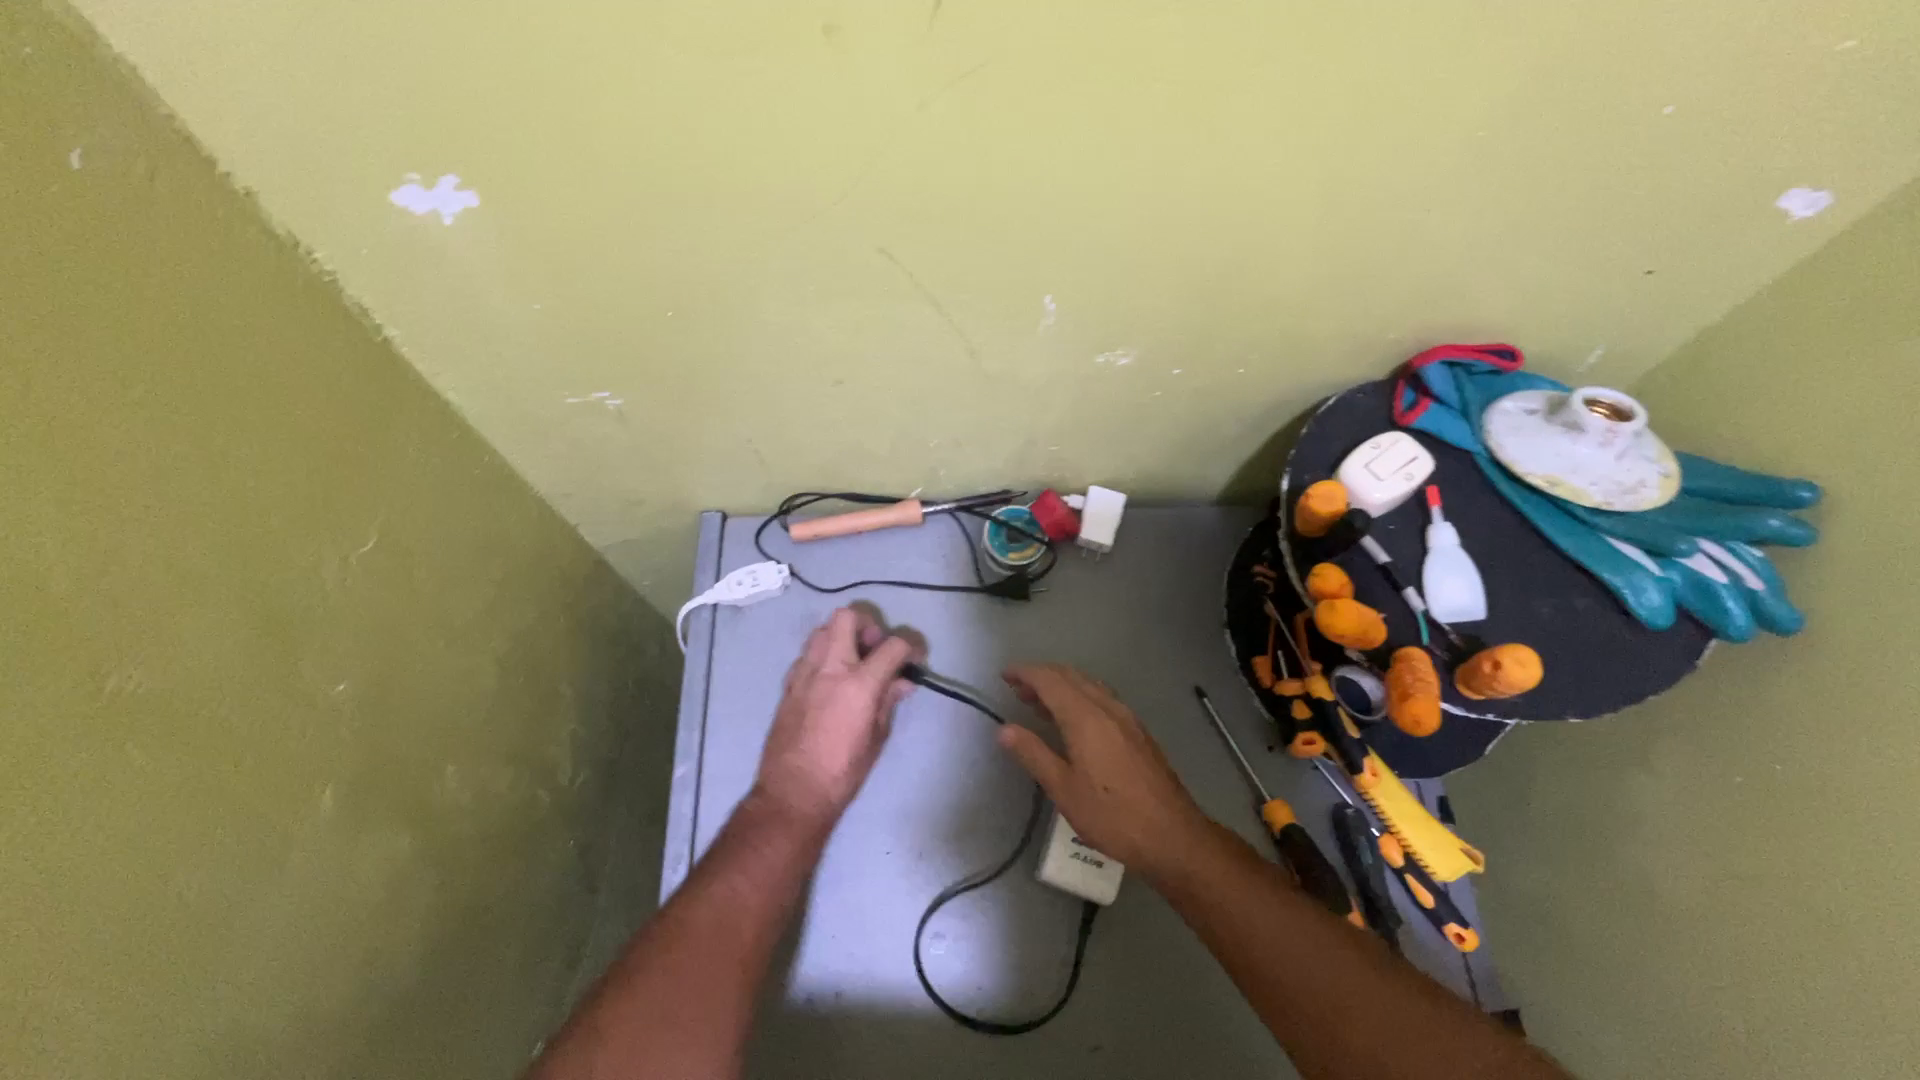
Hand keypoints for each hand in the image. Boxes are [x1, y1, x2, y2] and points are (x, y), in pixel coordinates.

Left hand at [753, 608, 917, 825]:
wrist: (792, 792)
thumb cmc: (842, 771)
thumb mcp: (877, 737)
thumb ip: (888, 701)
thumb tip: (902, 682)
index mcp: (858, 682)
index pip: (893, 644)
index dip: (911, 646)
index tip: (915, 658)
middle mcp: (829, 667)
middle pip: (848, 616)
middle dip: (868, 625)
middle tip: (876, 650)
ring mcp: (804, 672)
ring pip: (823, 629)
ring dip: (842, 636)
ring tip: (853, 663)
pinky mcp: (788, 683)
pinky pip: (808, 653)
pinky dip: (824, 656)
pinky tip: (831, 682)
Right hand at [996, 665, 1212, 882]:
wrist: (1172, 835)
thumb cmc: (1112, 816)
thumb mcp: (1063, 790)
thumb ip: (1033, 754)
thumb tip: (1004, 729)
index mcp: (1086, 718)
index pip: (1050, 680)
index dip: (1025, 673)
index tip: (1005, 676)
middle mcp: (1108, 708)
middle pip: (1071, 677)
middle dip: (1042, 677)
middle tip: (1017, 691)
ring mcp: (1127, 719)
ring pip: (1090, 686)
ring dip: (1062, 687)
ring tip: (1039, 704)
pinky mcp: (1138, 732)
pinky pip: (1103, 699)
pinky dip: (1080, 698)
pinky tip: (1074, 721)